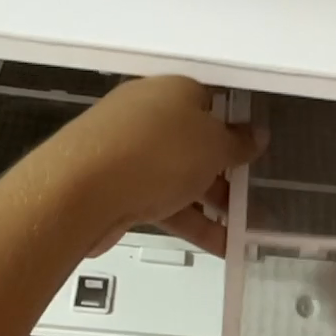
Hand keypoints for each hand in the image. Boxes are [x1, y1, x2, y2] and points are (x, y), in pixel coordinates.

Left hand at [10, 75, 263, 257]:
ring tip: (240, 229)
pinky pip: (160, 198)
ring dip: (209, 201)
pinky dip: (187, 219)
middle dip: (224, 170)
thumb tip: (256, 134)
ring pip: (178, 173)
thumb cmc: (155, 154)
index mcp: (173, 90)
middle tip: (251, 196)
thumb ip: (238, 143)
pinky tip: (216, 245)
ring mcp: (127, 148)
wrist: (79, 191)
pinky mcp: (113, 183)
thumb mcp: (213, 146)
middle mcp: (147, 112)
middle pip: (195, 140)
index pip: (212, 100)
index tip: (255, 153)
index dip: (236, 126)